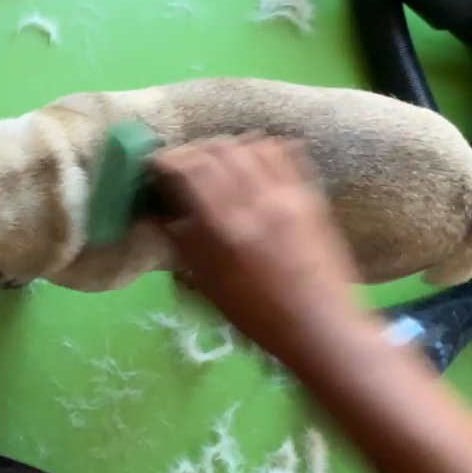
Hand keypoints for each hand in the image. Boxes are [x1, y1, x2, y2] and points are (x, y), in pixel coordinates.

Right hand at [151, 135, 376, 368]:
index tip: (154, 166)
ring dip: (225, 148)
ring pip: (250, 145)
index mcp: (222, 227)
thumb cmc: (253, 312)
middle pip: (218, 149)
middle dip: (193, 150)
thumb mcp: (203, 280)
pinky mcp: (311, 197)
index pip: (188, 169)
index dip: (166, 160)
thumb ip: (177, 239)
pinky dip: (261, 149)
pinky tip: (251, 163)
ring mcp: (287, 196)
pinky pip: (286, 154)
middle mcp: (254, 202)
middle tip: (180, 165)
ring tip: (214, 164)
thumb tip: (152, 211)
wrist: (319, 327)